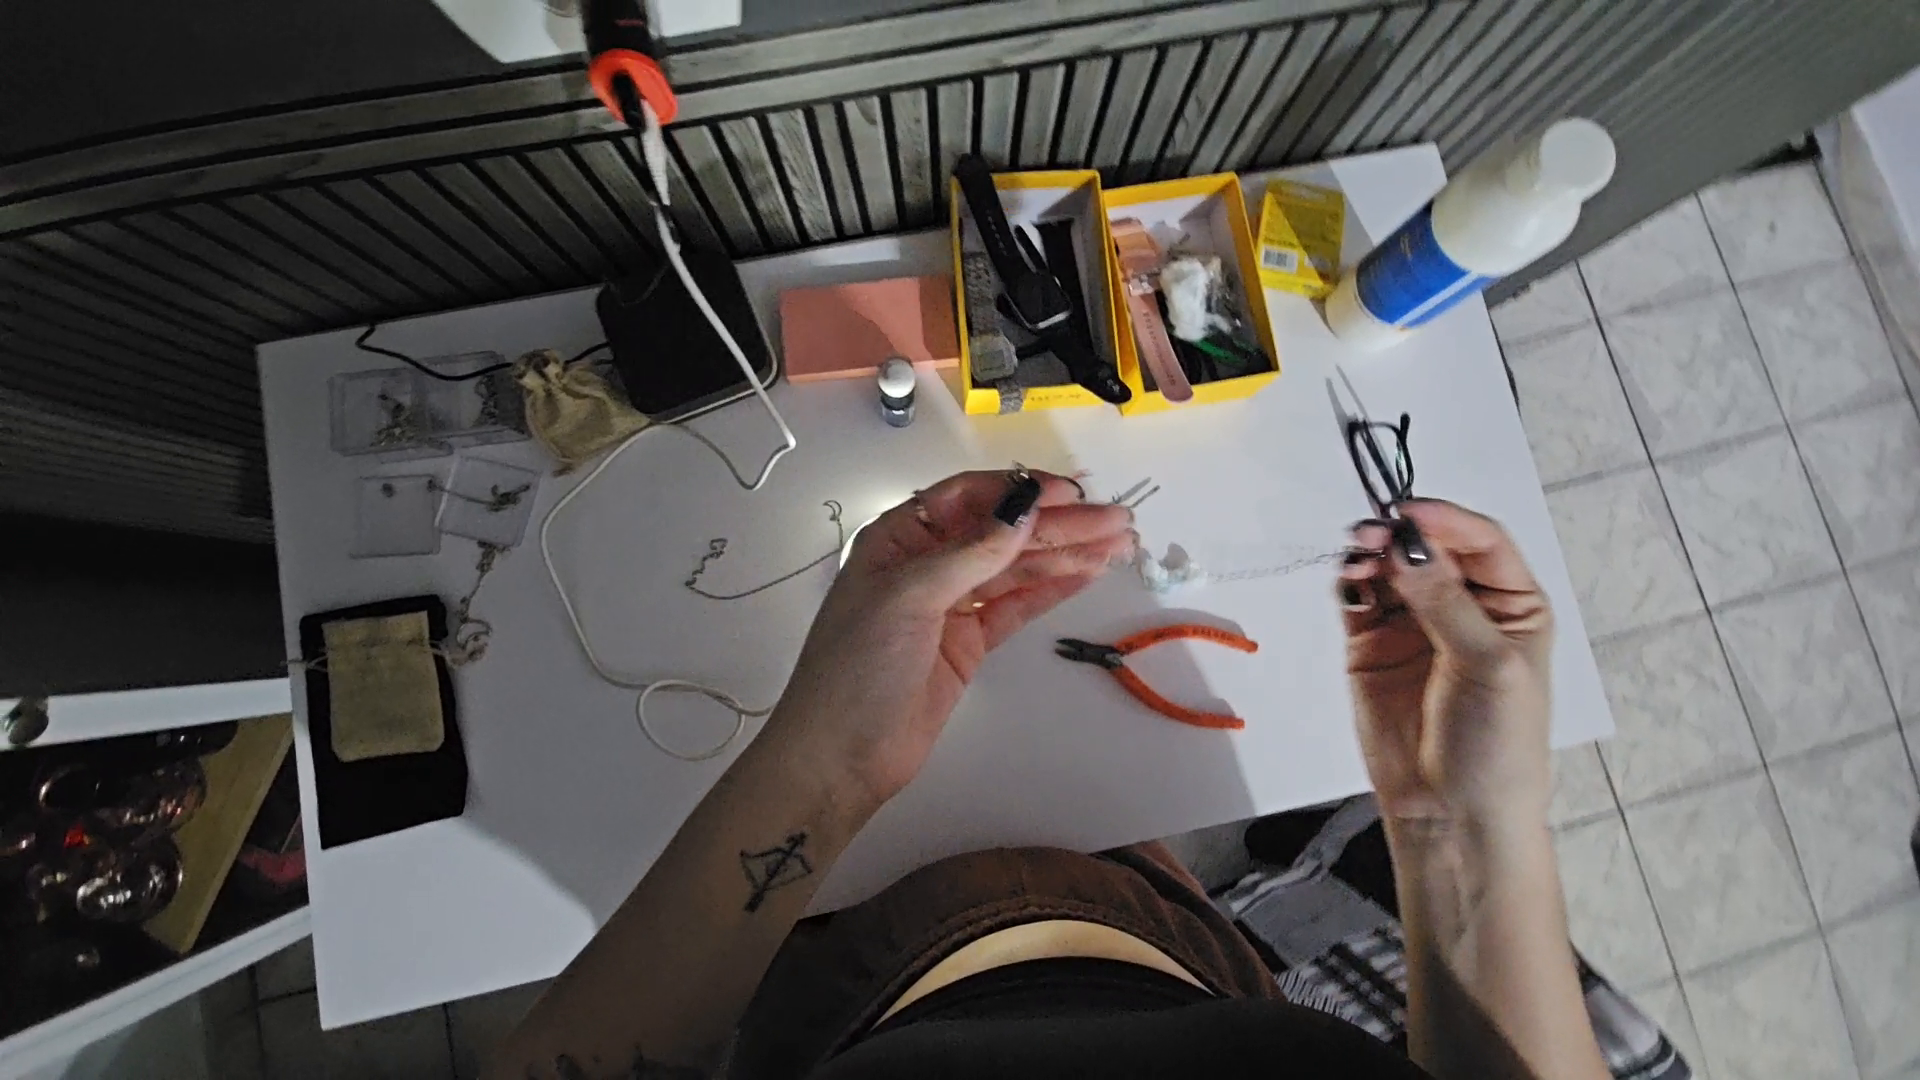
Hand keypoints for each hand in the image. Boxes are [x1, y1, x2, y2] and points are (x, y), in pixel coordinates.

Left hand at [776, 470, 1135, 802]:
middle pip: (1001, 533)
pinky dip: (1052, 589)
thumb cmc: (859, 666)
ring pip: (1016, 569)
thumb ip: (970, 554)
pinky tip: (1088, 572)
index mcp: (899, 538)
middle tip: (1117, 521)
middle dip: (1057, 525)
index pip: (967, 498)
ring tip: (1120, 543)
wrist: (840, 757)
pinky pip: (1016, 605)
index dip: (1019, 491)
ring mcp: (951, 604)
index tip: (1071, 494)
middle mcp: (927, 563)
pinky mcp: (969, 642)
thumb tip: (1025, 508)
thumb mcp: (909, 598)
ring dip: (1066, 554)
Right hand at [1337, 501, 1553, 830]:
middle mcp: (1460, 607)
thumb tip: (1405, 545)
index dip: (1445, 521)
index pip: (1480, 544)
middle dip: (1398, 536)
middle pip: (1427, 550)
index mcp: (1511, 606)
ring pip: (1386, 569)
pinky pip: (1357, 597)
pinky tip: (1348, 582)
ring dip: (1368, 555)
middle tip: (1368, 535)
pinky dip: (1349, 582)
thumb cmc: (1494, 742)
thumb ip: (1445, 602)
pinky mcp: (1369, 642)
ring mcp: (1412, 624)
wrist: (1448, 809)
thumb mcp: (1487, 665)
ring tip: (1355, 560)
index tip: (1406, 513)